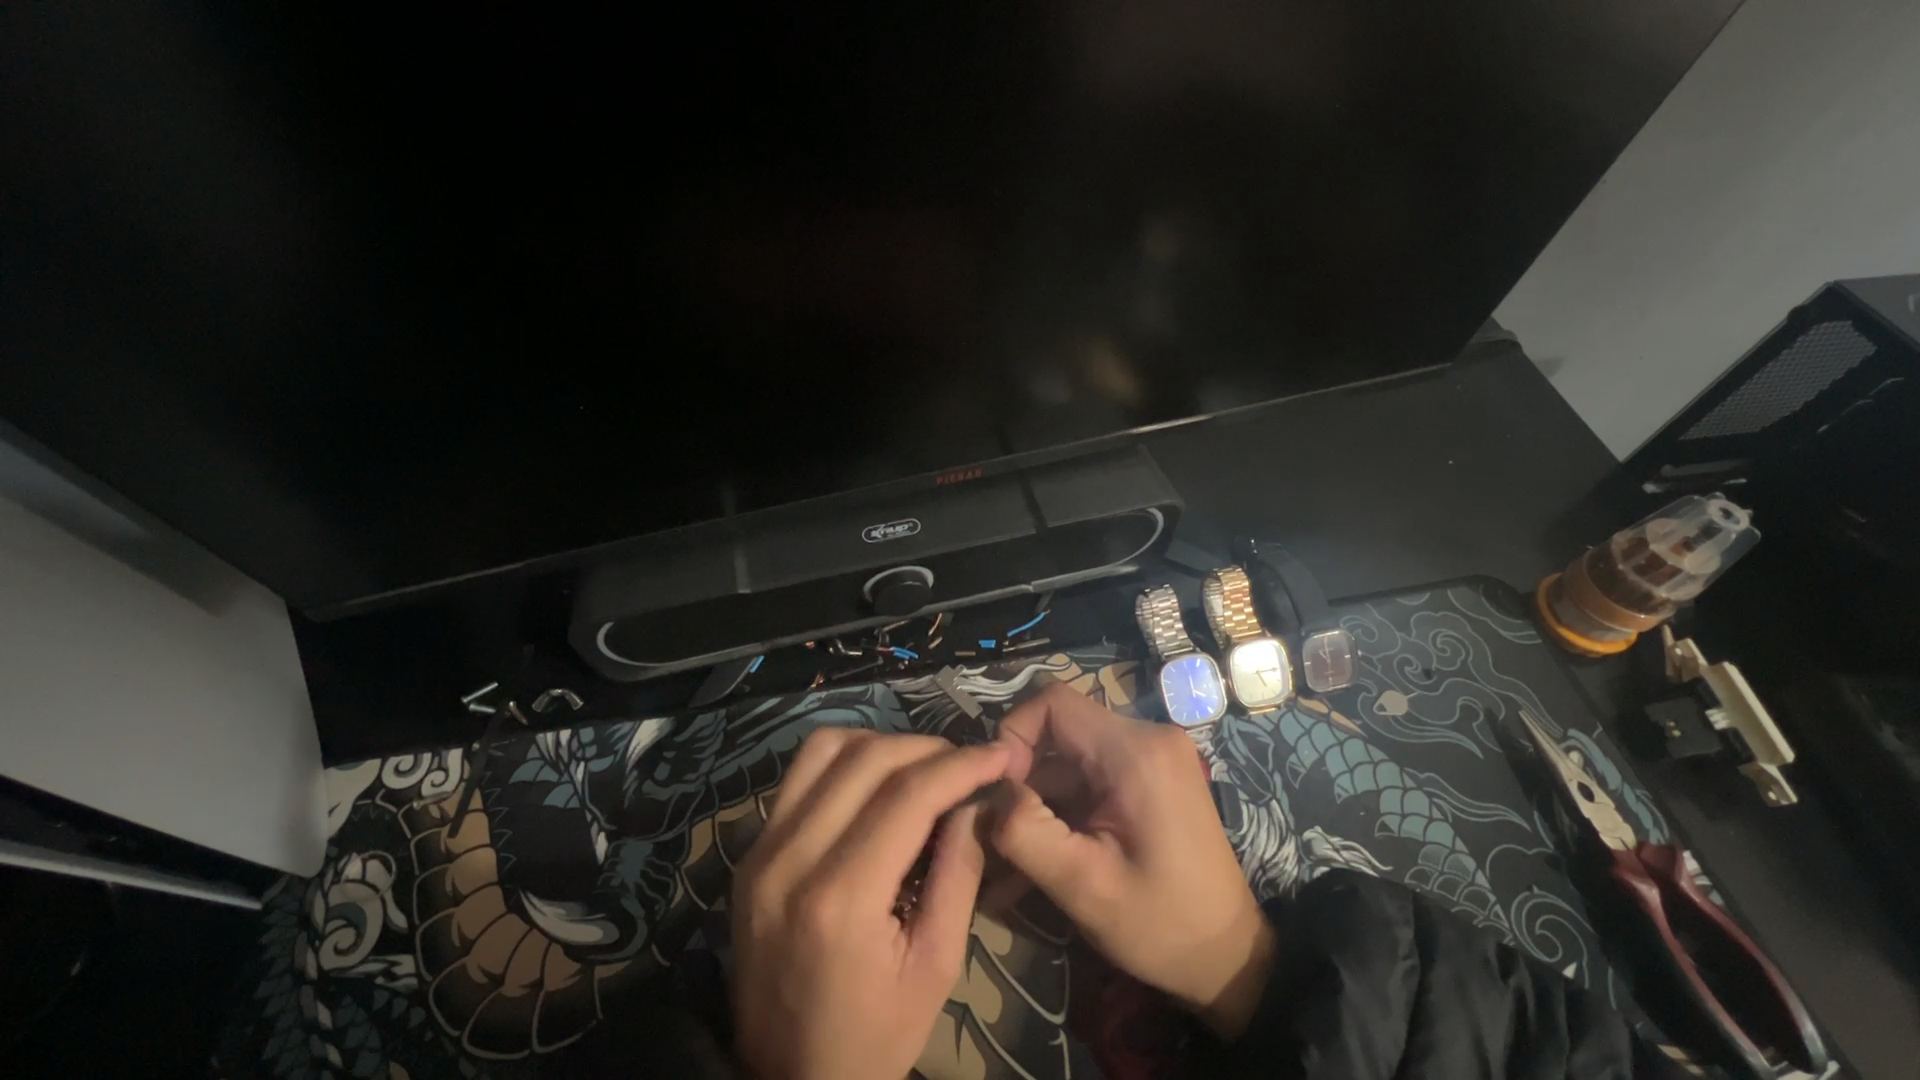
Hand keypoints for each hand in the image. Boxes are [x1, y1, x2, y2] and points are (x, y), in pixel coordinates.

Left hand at [731, 728, 1010, 1079]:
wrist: (788, 1078)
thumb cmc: (875, 1035)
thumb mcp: (937, 964)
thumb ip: (960, 872)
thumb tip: (976, 800)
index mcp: (841, 899)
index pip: (908, 796)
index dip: (961, 765)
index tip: (1001, 755)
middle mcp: (790, 859)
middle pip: (868, 760)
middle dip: (930, 749)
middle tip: (969, 764)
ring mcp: (760, 851)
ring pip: (825, 750)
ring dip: (884, 744)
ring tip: (925, 767)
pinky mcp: (749, 851)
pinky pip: (799, 776)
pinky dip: (845, 760)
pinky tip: (877, 780)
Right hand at [990, 683, 1274, 1038]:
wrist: (1227, 954)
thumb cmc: (1160, 924)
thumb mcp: (1082, 885)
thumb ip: (1025, 831)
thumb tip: (987, 793)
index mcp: (1135, 752)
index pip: (1052, 702)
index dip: (1013, 737)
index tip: (1001, 793)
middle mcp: (1147, 737)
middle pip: (1059, 731)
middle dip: (1022, 779)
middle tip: (1000, 835)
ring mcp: (1152, 755)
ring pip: (1069, 757)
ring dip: (1039, 801)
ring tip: (1012, 860)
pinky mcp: (1150, 776)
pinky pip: (1090, 775)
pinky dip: (1063, 809)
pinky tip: (1044, 856)